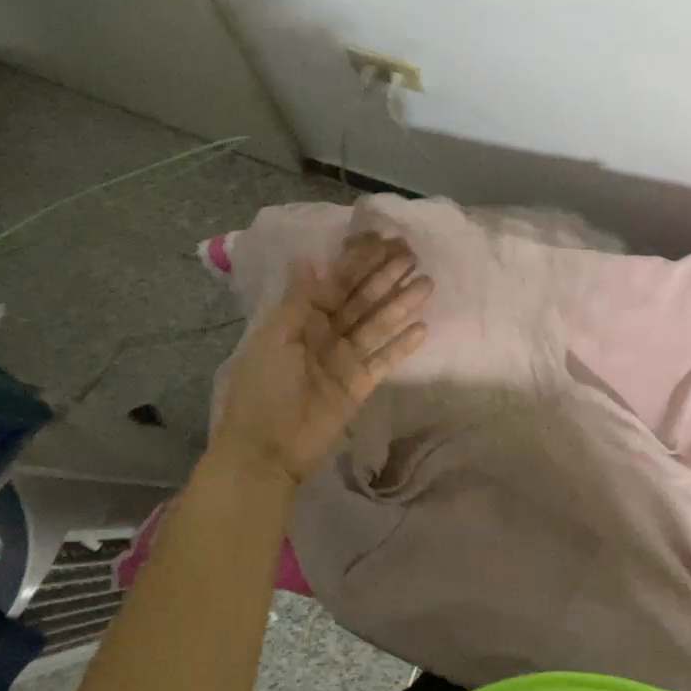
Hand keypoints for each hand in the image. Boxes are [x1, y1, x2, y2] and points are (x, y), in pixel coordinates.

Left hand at [213, 233, 430, 485]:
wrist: (266, 449)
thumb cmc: (263, 388)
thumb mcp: (275, 338)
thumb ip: (298, 301)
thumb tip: (306, 258)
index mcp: (302, 320)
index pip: (336, 284)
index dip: (358, 263)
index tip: (383, 241)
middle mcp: (327, 334)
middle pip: (361, 301)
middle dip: (385, 278)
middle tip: (412, 255)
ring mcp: (346, 360)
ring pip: (378, 325)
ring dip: (401, 305)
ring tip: (427, 284)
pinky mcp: (361, 385)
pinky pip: (385, 360)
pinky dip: (402, 345)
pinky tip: (423, 328)